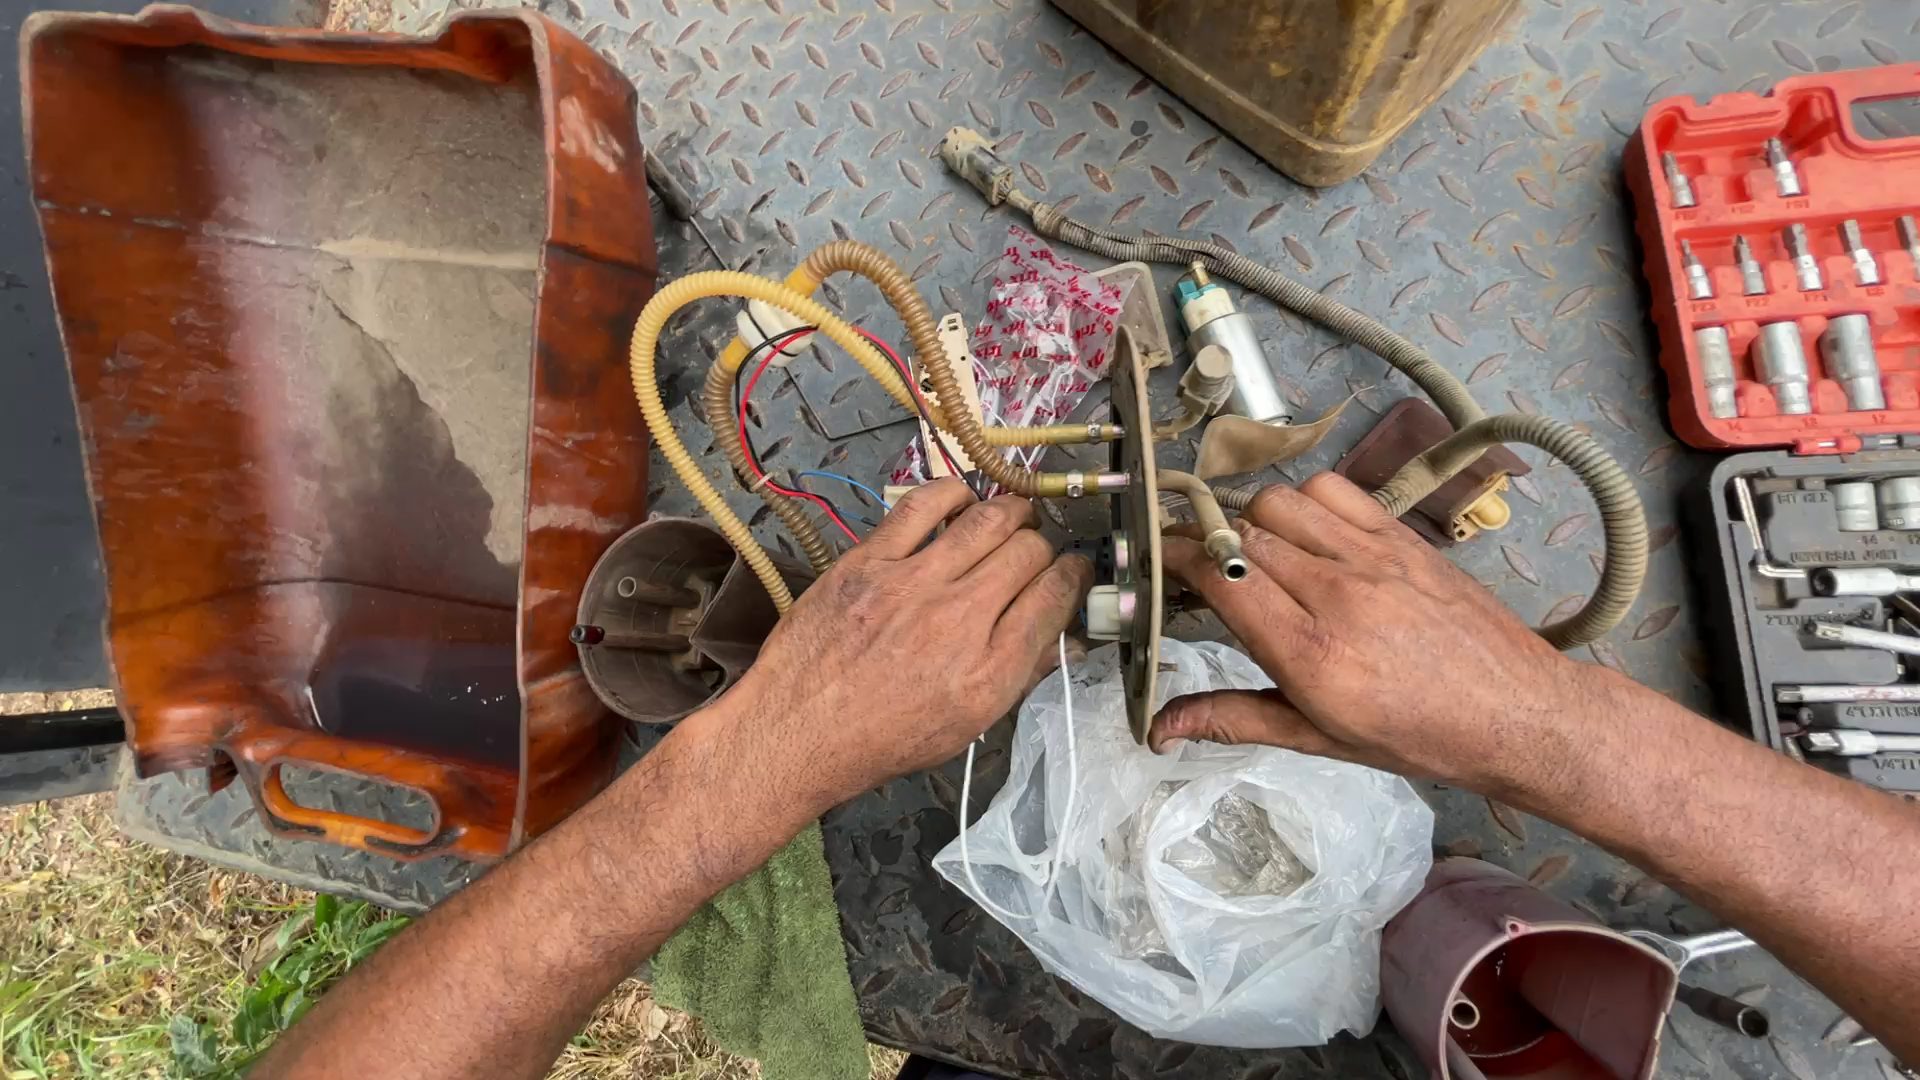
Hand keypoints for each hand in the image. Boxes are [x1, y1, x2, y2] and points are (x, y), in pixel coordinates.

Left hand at [699, 477, 1091, 815]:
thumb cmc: (885, 736)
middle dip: (1044, 546)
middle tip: (1036, 549)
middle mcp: (960, 620)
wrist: (798, 729)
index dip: (1074, 576)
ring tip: (1013, 516)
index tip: (1071, 570)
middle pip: (1028, 552)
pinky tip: (962, 500)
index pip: (1055, 598)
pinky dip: (953, 494)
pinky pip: (925, 505)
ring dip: (1012, 512)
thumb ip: (1022, 675)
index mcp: (990, 671)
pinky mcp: (871, 560)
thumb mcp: (968, 725)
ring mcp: (912, 583)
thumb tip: (1068, 637)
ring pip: (988, 520)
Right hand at [1151, 473, 1615, 795]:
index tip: (1155, 558)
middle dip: (1203, 541)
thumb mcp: (1315, 738)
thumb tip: (1157, 729)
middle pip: (1241, 535)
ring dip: (1250, 519)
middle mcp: (1336, 593)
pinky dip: (1302, 499)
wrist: (1522, 715)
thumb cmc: (1414, 736)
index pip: (1221, 576)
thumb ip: (1231, 718)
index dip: (1176, 557)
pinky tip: (1304, 530)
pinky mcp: (1402, 536)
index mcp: (1309, 652)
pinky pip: (1333, 489)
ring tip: (1252, 548)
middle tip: (1194, 562)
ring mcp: (1373, 557)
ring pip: (1280, 502)